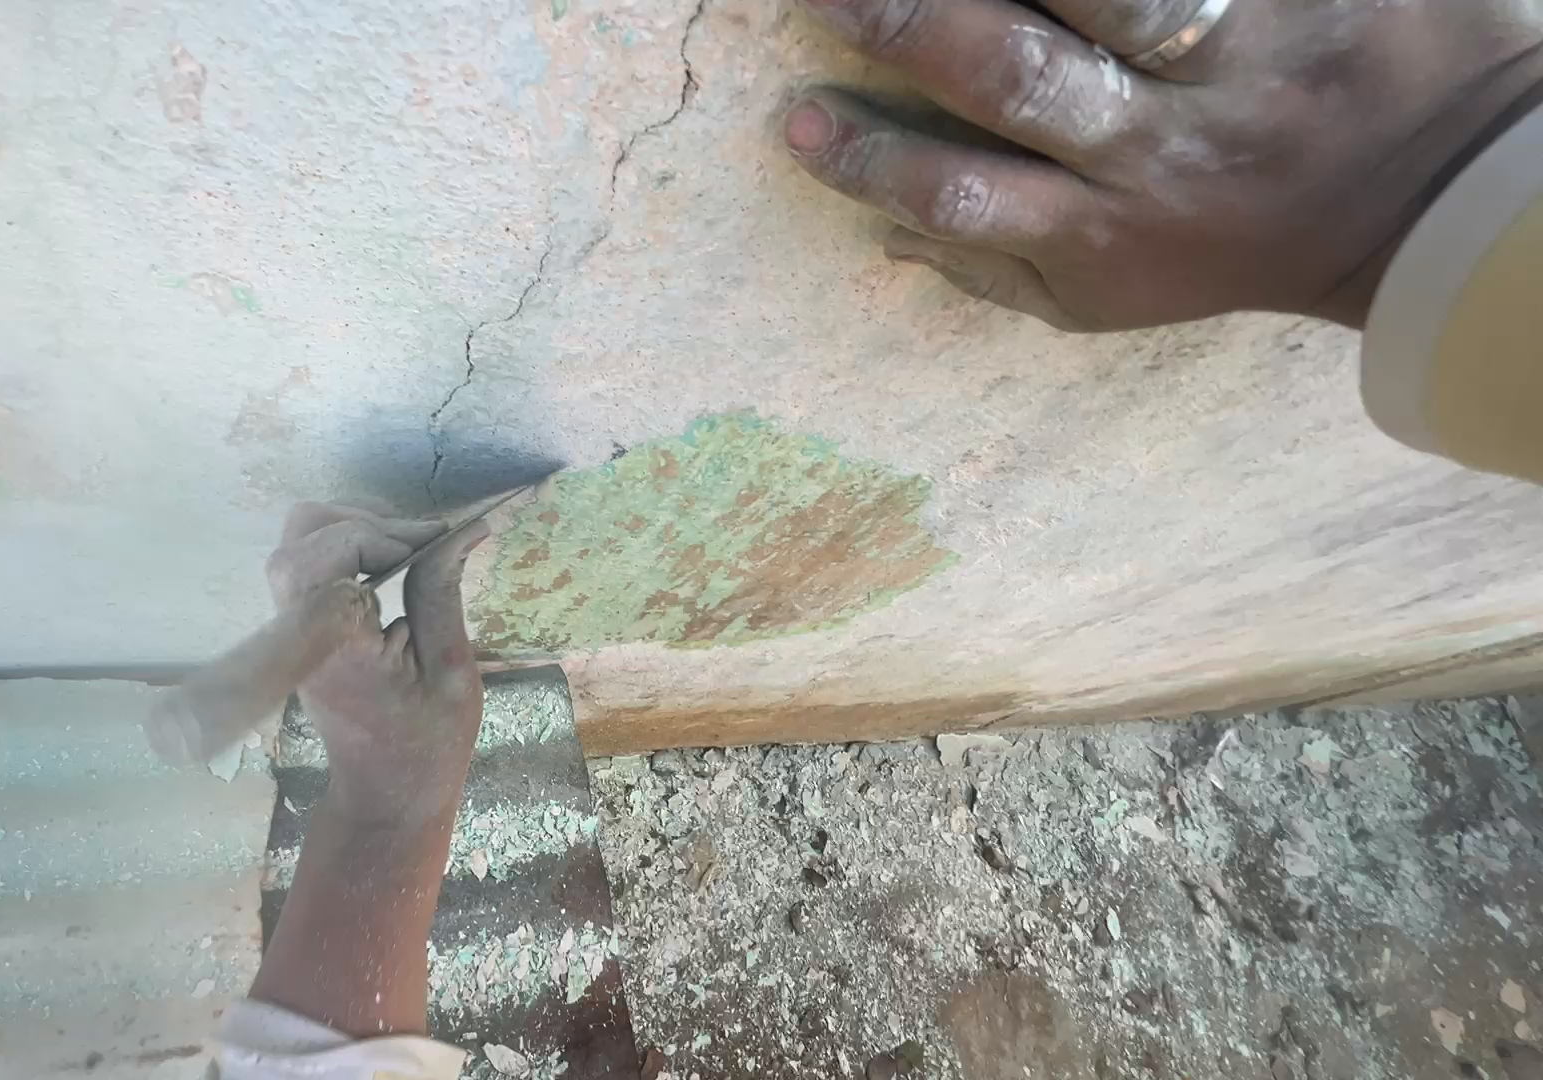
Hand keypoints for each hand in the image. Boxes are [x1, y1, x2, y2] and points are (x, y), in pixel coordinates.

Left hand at [266, 501, 489, 825]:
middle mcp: (304, 633)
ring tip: (406, 549)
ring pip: (297, 544)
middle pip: (301, 535)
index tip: (437, 543)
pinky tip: (388, 565)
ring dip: (353, 531)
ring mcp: (295, 632)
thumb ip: (443, 594)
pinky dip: (347, 549)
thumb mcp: (453, 671)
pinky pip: (309, 565)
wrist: (387, 792)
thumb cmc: (429, 743)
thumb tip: (461, 531)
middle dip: (364, 523)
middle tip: (419, 543)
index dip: (383, 534)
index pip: (331, 555)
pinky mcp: (302, 631)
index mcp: (340, 646)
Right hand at [782, 0, 1542, 330]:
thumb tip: (890, 237)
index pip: (954, 196)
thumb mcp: (1091, 307)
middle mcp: (1148, 150)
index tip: (796, 124)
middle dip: (908, 27)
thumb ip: (989, 274)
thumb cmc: (1215, 260)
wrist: (1417, 200)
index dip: (867, 162)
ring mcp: (1235, 59)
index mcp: (1088, 236)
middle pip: (1010, 79)